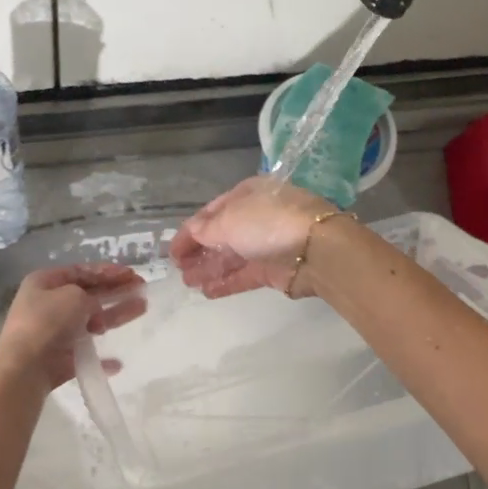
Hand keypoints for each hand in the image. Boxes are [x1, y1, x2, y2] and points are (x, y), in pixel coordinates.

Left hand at [0, 263, 147, 391]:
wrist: (25, 368)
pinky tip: (117, 363)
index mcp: (44, 283)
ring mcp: (52, 334)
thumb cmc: (47, 322)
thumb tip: (93, 307)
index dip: (106, 271)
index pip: (80, 272)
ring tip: (142, 309)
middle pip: (87, 295)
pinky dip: (100, 357)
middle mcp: (46, 306)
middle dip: (115, 291)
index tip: (131, 274)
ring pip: (89, 323)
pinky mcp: (58, 359)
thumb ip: (90, 295)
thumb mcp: (73, 296)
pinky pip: (84, 355)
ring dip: (114, 316)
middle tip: (141, 289)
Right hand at [169, 176, 339, 297]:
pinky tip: (207, 293)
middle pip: (220, 236)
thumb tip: (193, 231)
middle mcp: (256, 218)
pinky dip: (225, 283)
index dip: (189, 231)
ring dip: (208, 269)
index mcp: (247, 195)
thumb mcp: (229, 220)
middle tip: (178, 269)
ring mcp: (265, 245)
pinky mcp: (273, 270)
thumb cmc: (268, 224)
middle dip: (198, 252)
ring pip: (230, 258)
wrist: (316, 250)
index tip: (172, 251)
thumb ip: (206, 229)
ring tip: (188, 283)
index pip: (211, 213)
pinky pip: (243, 276)